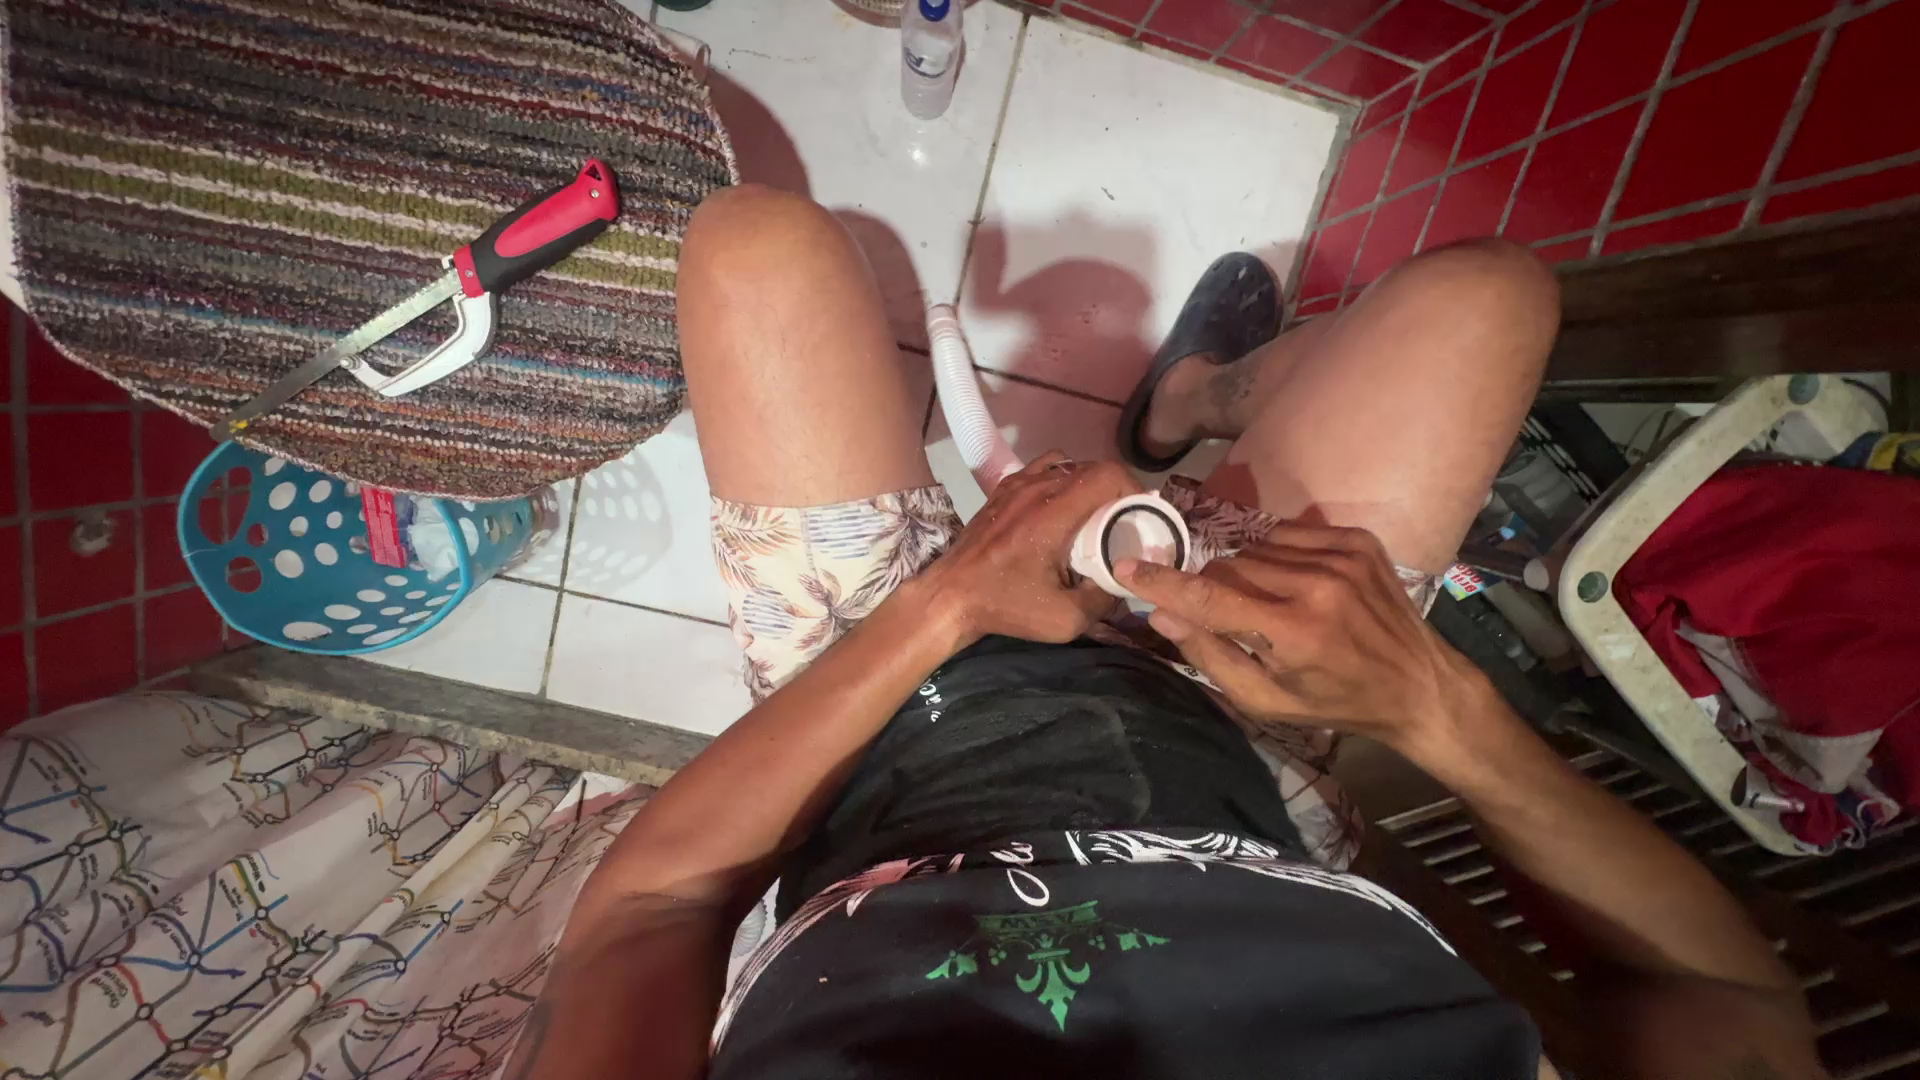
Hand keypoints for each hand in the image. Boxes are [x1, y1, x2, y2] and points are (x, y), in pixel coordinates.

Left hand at [920, 452, 1141, 646]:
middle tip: (1122, 521)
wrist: (951, 596)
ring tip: (1093, 515)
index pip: (1108, 475)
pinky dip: (1062, 481)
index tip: (1140, 514)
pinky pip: (1044, 469)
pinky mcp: (1002, 489)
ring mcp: (1016, 484)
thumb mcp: (1065, 620)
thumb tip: (1123, 582)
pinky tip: (1062, 510)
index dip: (1133, 489)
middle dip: (1115, 491)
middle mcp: (1036, 488)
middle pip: (1092, 468)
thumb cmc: (1006, 606)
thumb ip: (1104, 600)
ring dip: (1088, 484)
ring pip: (1069, 465)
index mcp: (1054, 513)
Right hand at [1115, 522, 1493, 756]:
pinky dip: (1272, 555)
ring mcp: (1341, 555)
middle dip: (1209, 588)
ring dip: (1241, 572)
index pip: (1209, 598)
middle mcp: (1316, 585)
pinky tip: (1290, 582)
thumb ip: (1210, 656)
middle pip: (1226, 568)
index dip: (1162, 583)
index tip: (1125, 567)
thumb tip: (1161, 616)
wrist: (1421, 684)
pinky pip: (1284, 534)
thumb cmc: (1335, 702)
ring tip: (1264, 602)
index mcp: (1294, 632)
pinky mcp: (1356, 538)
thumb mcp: (1266, 701)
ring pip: (1252, 549)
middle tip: (1221, 614)